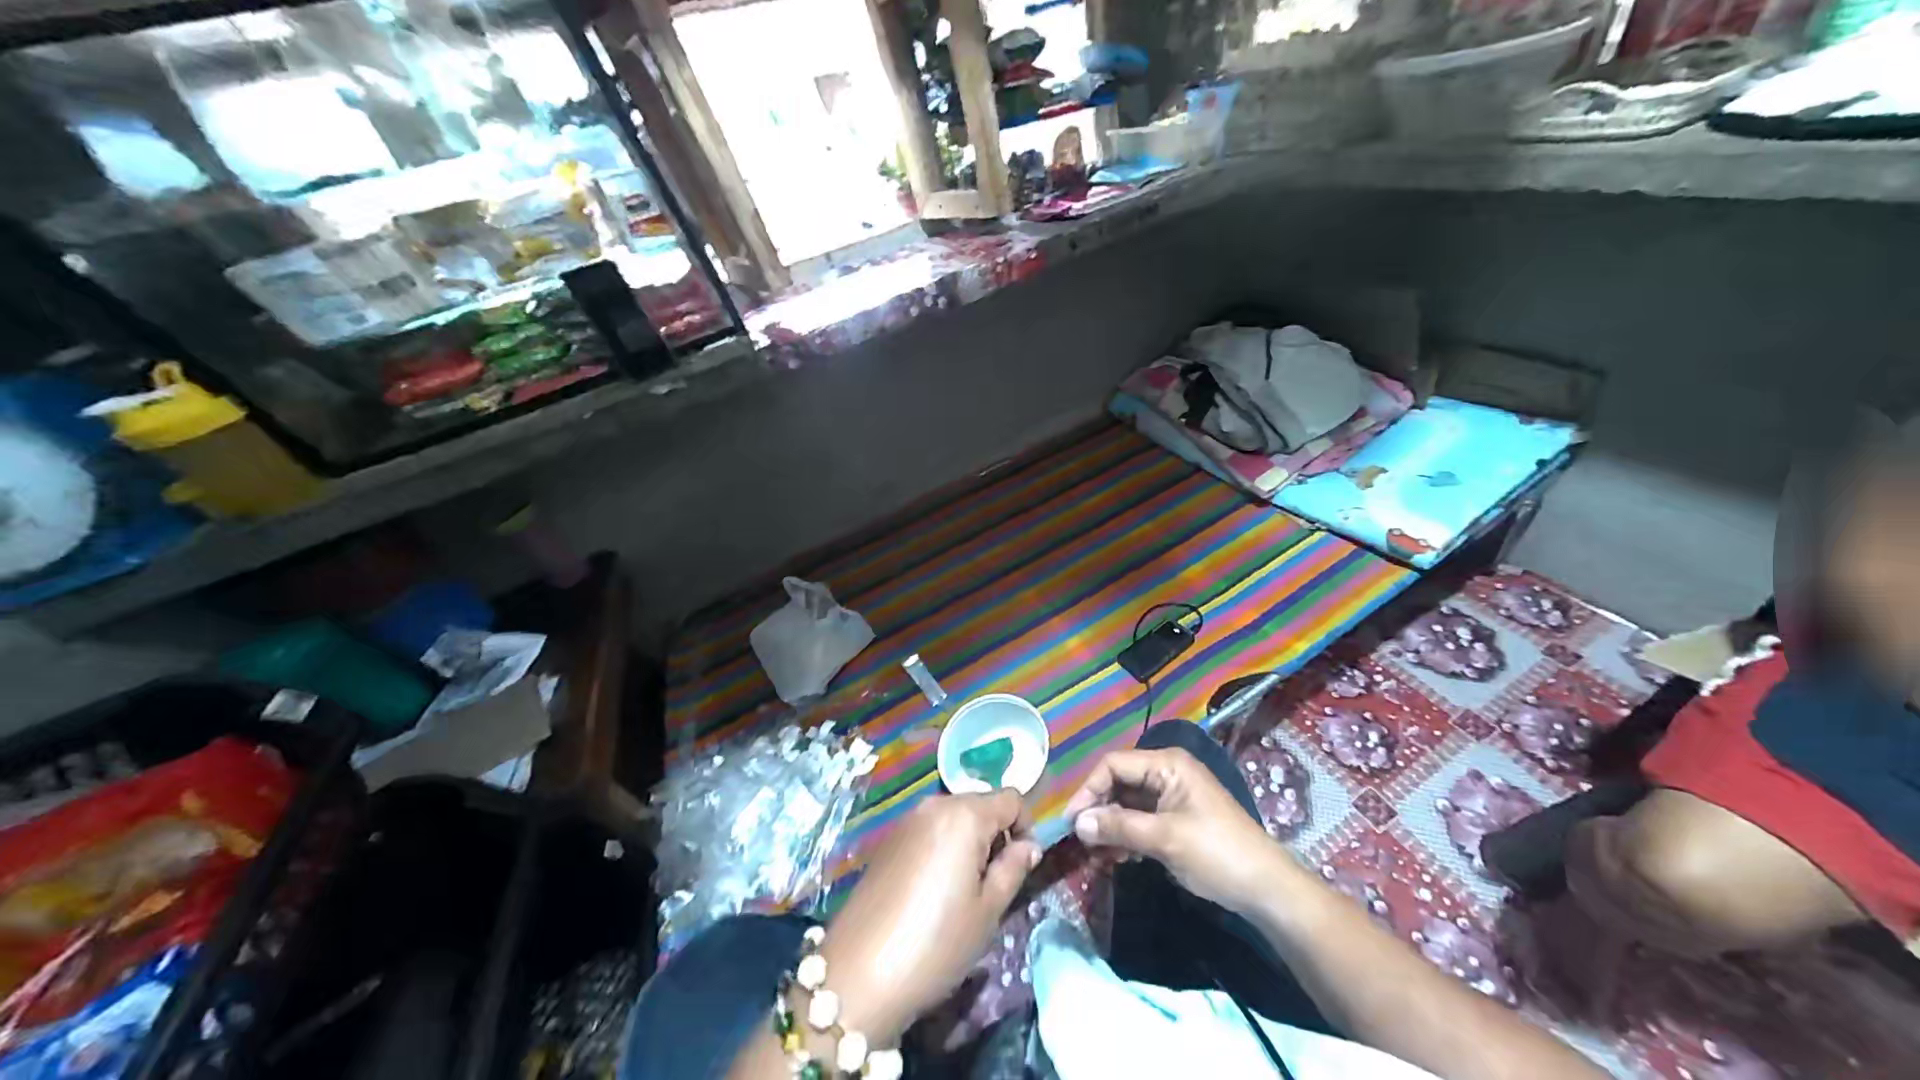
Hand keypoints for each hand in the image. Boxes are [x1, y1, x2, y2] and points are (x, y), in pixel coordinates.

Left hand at [818, 790, 1039, 1043]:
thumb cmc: (937, 942)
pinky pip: (928, 830)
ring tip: (965, 889)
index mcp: (964, 815)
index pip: (1011, 799)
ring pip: (953, 817)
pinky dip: (942, 847)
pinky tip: (934, 889)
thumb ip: (1013, 868)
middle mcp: (933, 805)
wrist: (860, 973)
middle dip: (996, 833)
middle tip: (995, 882)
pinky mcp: (887, 840)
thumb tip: (1030, 846)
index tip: (1023, 863)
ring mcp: (905, 821)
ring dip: (969, 841)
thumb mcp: (988, 910)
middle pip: (980, 804)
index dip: (1026, 826)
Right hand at [1065, 747, 1283, 913]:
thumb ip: (1119, 826)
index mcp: (1167, 765)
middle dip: (1098, 811)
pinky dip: (1125, 837)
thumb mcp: (1164, 839)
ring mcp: (1172, 798)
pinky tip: (1117, 858)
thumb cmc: (1217, 854)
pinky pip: (1140, 821)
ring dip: (1109, 828)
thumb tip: (1077, 823)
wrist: (1267, 890)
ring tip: (1098, 856)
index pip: (1113, 765)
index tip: (1072, 822)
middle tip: (1081, 842)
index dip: (1089, 790)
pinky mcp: (1176, 821)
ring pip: (1127, 805)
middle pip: (1118, 783)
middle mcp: (1167, 774)